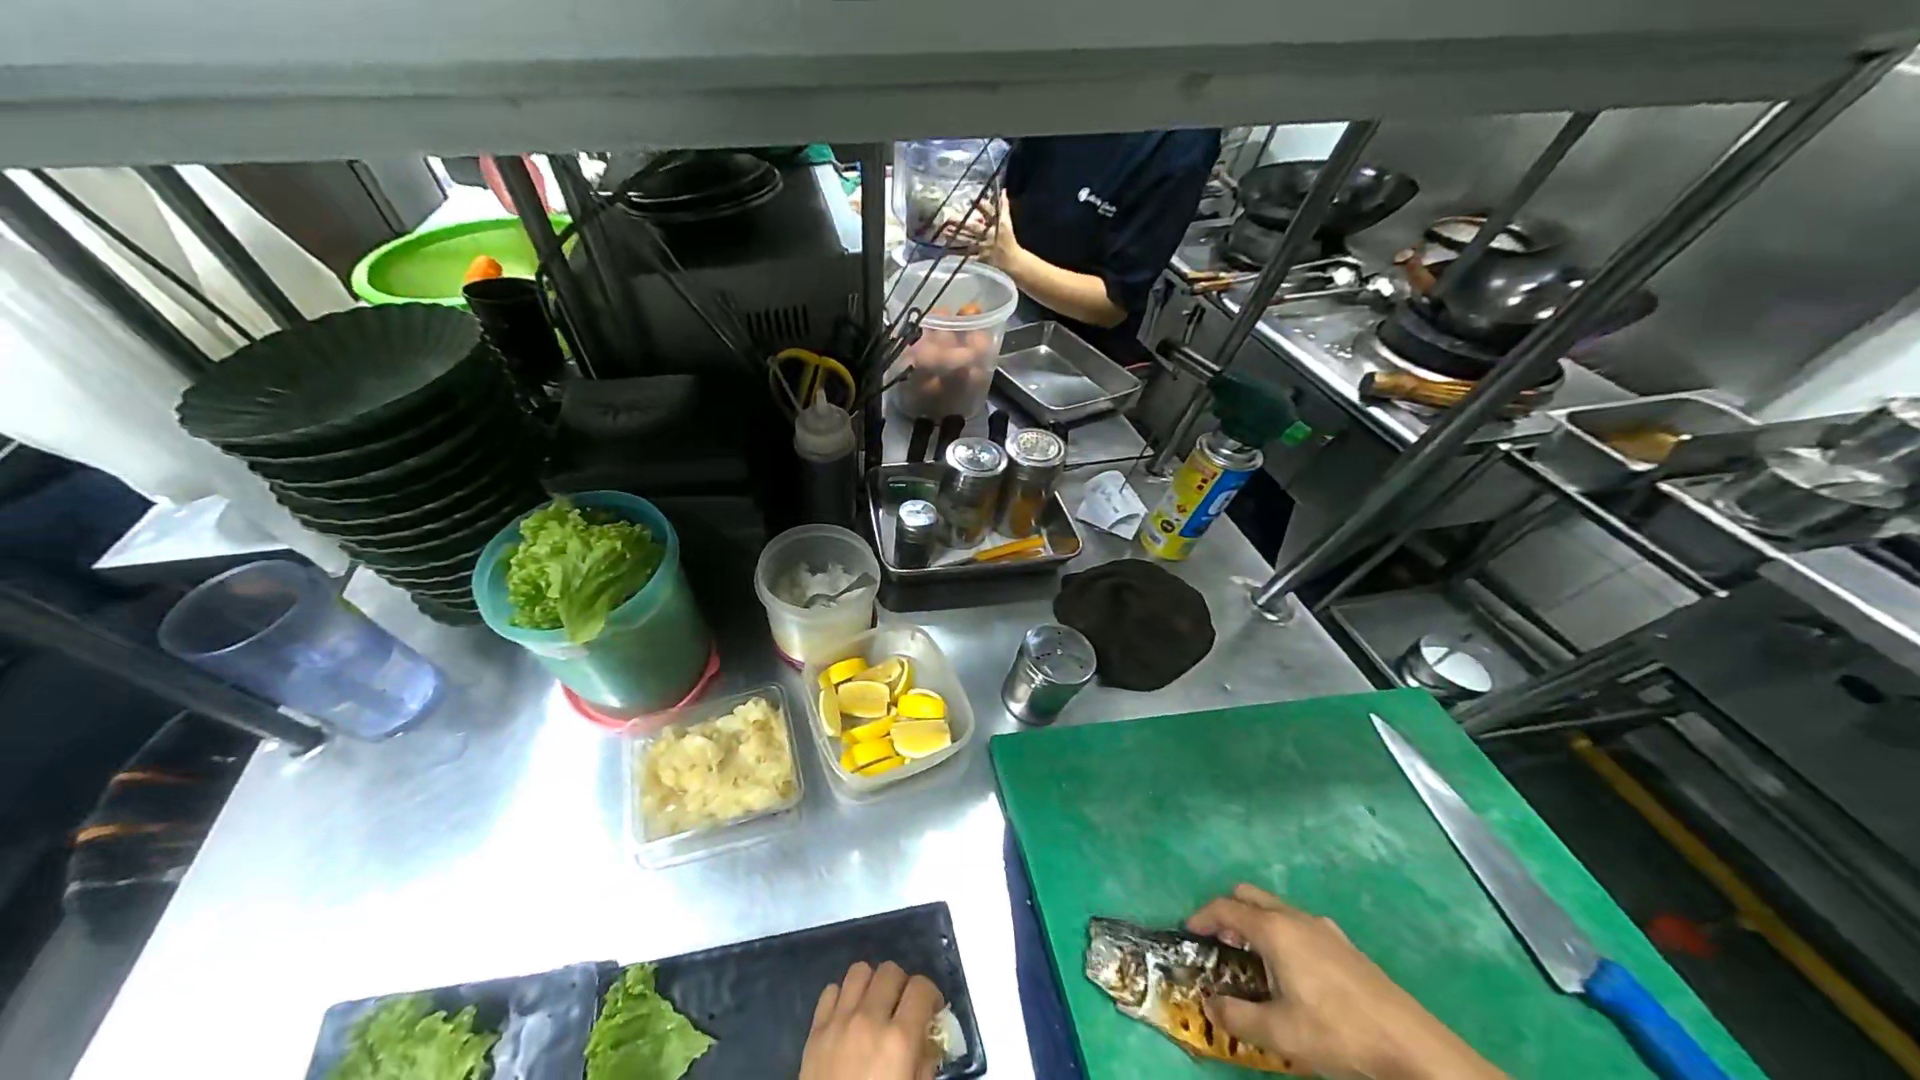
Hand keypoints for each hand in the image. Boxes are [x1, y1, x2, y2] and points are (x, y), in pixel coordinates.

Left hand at [798, 961, 945, 1079]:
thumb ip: (925, 1059)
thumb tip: (927, 1033)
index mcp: (899, 1039)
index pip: (921, 986)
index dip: (931, 994)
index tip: (931, 1010)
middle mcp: (869, 1019)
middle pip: (890, 971)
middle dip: (902, 984)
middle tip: (902, 1007)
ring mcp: (839, 1021)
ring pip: (859, 971)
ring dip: (872, 983)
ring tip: (875, 1004)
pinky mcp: (815, 1030)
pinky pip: (831, 991)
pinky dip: (843, 996)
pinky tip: (848, 1015)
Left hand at [944, 192, 1022, 272]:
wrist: (1013, 261)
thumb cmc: (1009, 239)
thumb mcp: (1007, 222)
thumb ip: (1003, 206)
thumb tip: (1002, 190)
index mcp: (998, 224)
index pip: (990, 213)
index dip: (981, 206)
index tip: (971, 200)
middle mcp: (990, 235)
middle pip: (974, 228)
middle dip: (962, 223)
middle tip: (949, 218)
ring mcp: (984, 247)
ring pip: (968, 240)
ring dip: (955, 236)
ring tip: (944, 230)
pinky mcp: (980, 257)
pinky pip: (967, 255)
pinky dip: (957, 252)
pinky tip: (947, 248)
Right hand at [1188, 885, 1507, 1079]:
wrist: (1411, 1046)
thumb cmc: (1337, 1032)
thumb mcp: (1279, 1033)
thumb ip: (1235, 1016)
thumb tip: (1209, 1004)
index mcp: (1274, 930)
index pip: (1225, 908)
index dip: (1202, 917)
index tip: (1189, 932)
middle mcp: (1295, 917)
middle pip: (1249, 896)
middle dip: (1227, 913)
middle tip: (1219, 943)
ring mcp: (1323, 928)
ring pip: (1275, 909)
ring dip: (1255, 923)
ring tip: (1251, 961)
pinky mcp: (1343, 945)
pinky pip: (1297, 924)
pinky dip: (1279, 933)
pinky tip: (1290, 972)